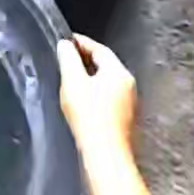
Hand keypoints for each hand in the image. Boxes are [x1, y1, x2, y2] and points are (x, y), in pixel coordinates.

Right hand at [58, 35, 136, 157]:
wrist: (105, 154)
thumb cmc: (89, 116)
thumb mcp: (72, 82)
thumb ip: (68, 59)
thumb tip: (65, 45)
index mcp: (119, 73)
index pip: (99, 49)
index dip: (80, 42)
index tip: (65, 40)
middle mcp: (129, 85)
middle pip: (105, 64)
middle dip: (85, 58)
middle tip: (65, 56)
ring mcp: (129, 102)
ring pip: (106, 80)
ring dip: (89, 76)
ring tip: (69, 76)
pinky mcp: (124, 117)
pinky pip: (108, 95)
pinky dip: (94, 91)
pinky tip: (80, 98)